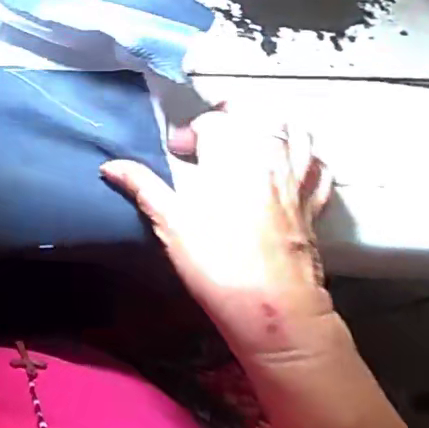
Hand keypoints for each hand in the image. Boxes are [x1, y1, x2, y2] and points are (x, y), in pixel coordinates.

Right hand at [102, 113, 339, 369]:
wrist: (275, 311)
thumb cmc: (216, 264)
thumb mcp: (170, 223)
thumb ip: (143, 186)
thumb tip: (110, 166)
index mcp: (232, 159)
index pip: (214, 123)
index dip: (191, 132)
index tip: (176, 152)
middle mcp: (269, 161)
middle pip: (261, 115)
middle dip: (234, 116)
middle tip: (213, 134)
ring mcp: (297, 183)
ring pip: (297, 134)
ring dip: (272, 127)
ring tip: (249, 140)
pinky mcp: (315, 207)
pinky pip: (318, 168)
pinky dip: (304, 157)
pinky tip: (287, 166)